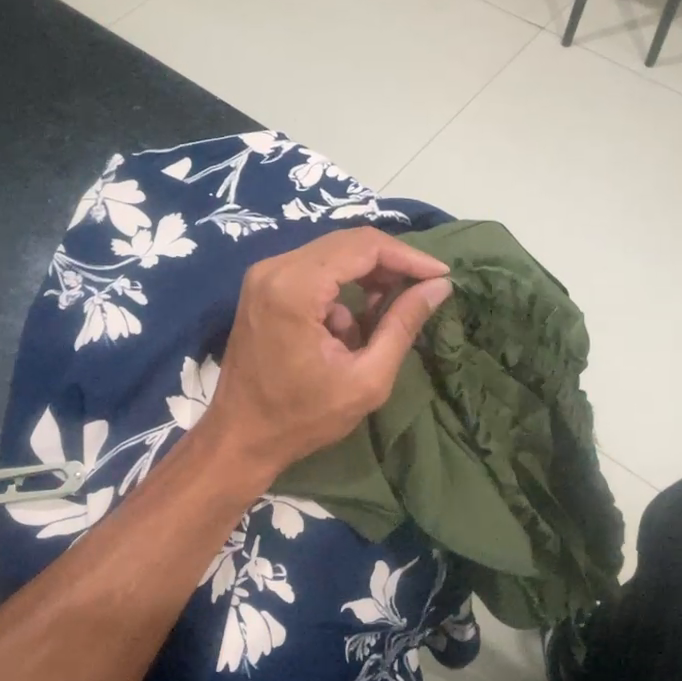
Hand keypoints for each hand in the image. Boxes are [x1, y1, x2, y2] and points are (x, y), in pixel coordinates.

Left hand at [198, 227, 452, 480]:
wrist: (239, 438)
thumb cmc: (302, 418)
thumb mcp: (366, 379)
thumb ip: (402, 326)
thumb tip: (439, 287)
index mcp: (295, 287)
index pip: (363, 246)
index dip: (408, 257)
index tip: (441, 276)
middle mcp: (275, 268)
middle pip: (347, 243)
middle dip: (390, 263)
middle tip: (425, 288)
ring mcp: (264, 275)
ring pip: (332, 253)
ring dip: (367, 275)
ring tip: (393, 308)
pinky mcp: (263, 287)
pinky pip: (314, 269)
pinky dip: (342, 288)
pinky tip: (353, 326)